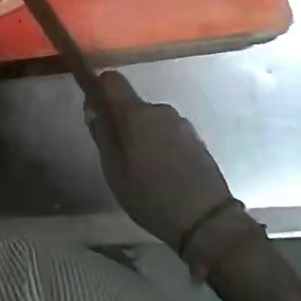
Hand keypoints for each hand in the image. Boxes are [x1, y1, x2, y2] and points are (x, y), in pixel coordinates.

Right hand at [88, 70, 236, 249]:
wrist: (207, 221)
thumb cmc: (150, 195)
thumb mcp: (114, 170)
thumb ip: (102, 135)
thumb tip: (95, 109)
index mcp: (134, 114)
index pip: (111, 80)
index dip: (98, 87)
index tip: (94, 107)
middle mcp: (158, 110)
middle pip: (132, 104)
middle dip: (123, 122)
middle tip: (120, 155)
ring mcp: (181, 123)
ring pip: (151, 120)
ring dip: (144, 136)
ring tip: (145, 170)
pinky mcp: (197, 139)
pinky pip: (169, 133)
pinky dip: (162, 146)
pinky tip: (165, 174)